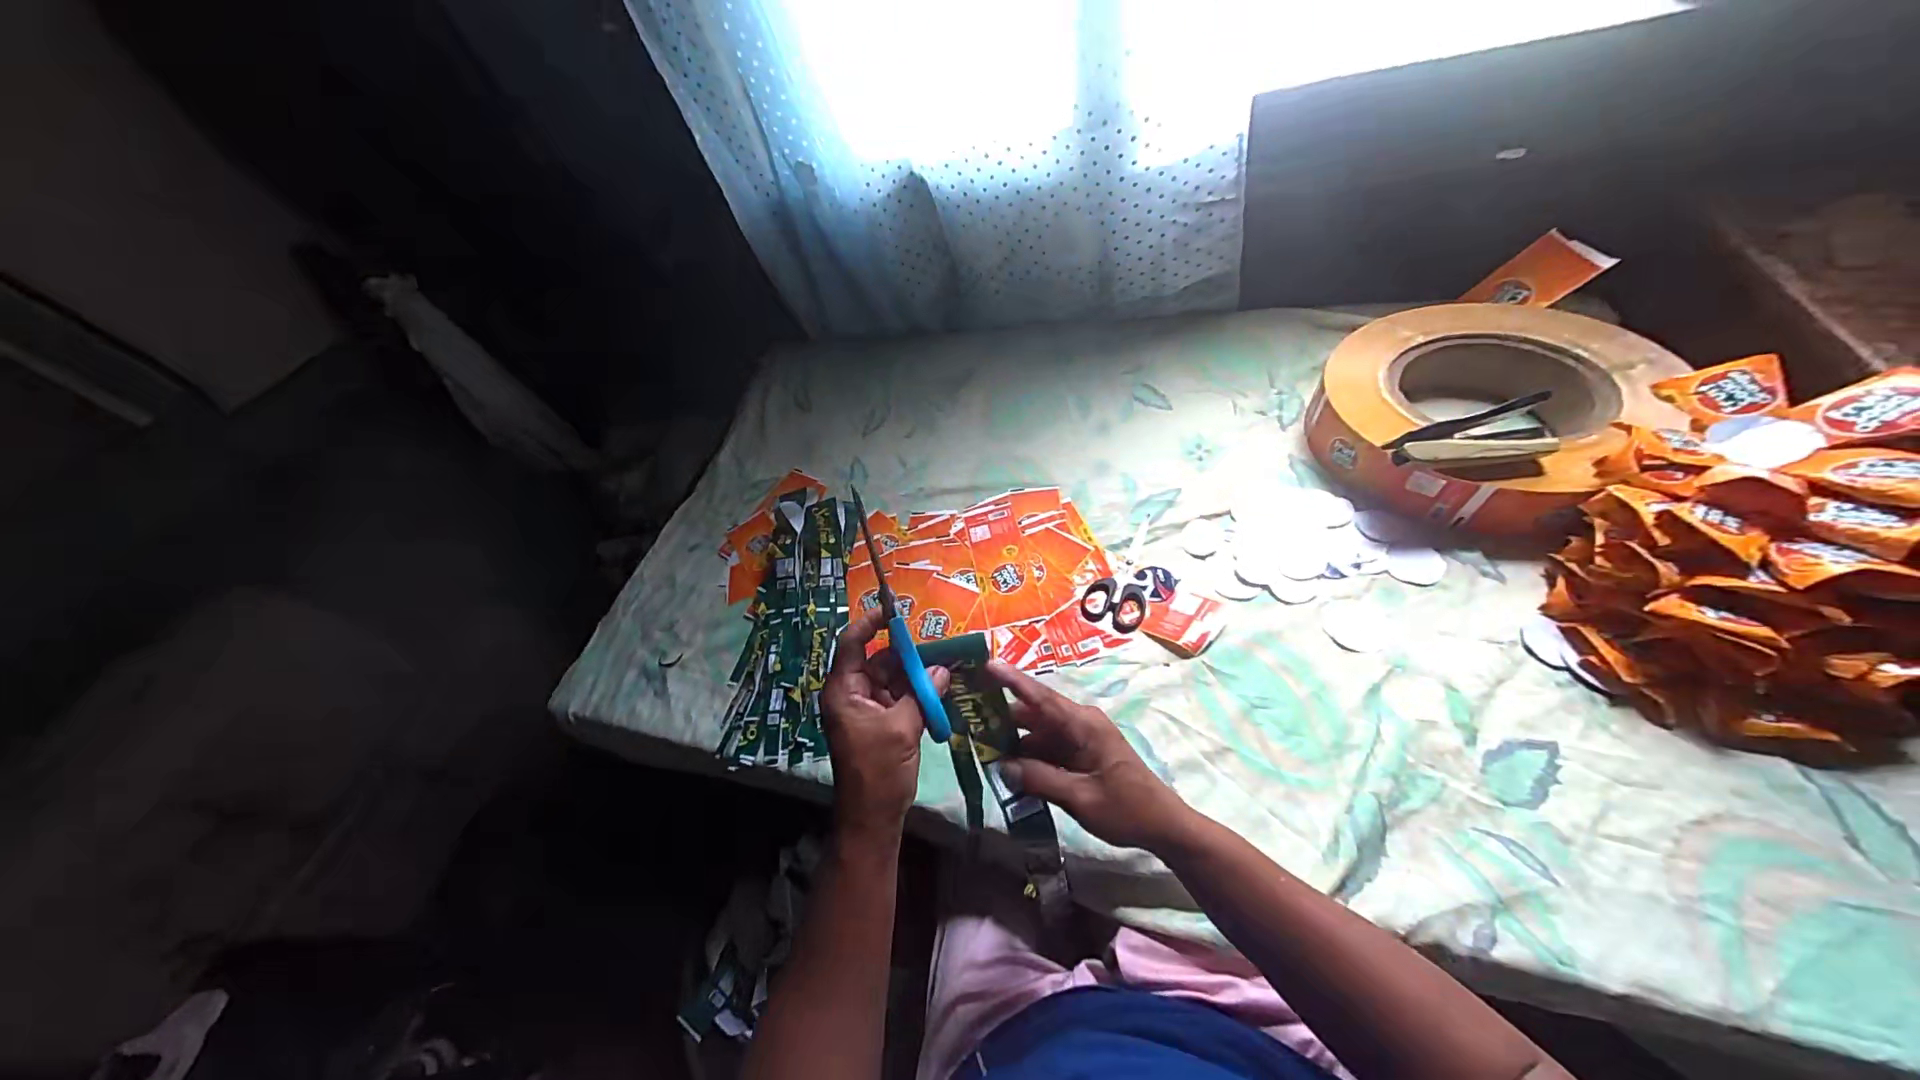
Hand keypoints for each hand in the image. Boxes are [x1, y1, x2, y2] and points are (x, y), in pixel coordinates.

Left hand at [820, 608, 950, 835]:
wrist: (873, 816)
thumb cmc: (878, 770)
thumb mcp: (902, 728)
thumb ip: (922, 695)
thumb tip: (943, 669)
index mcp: (844, 691)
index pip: (852, 644)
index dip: (870, 623)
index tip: (893, 609)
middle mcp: (853, 694)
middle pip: (879, 661)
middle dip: (907, 654)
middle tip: (939, 645)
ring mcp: (867, 709)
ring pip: (893, 679)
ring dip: (917, 675)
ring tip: (946, 665)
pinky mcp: (882, 722)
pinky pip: (900, 697)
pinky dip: (918, 693)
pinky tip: (941, 689)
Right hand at [986, 660, 1194, 851]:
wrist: (1163, 826)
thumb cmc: (1127, 808)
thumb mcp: (1081, 797)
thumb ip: (1040, 779)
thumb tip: (1003, 767)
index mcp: (1084, 725)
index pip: (1041, 697)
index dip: (1012, 680)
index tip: (986, 664)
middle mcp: (1081, 724)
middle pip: (1035, 714)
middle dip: (1003, 717)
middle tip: (969, 719)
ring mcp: (1081, 738)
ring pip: (1039, 733)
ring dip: (1014, 742)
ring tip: (981, 748)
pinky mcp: (1081, 754)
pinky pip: (1048, 747)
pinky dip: (1029, 756)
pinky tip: (1008, 769)